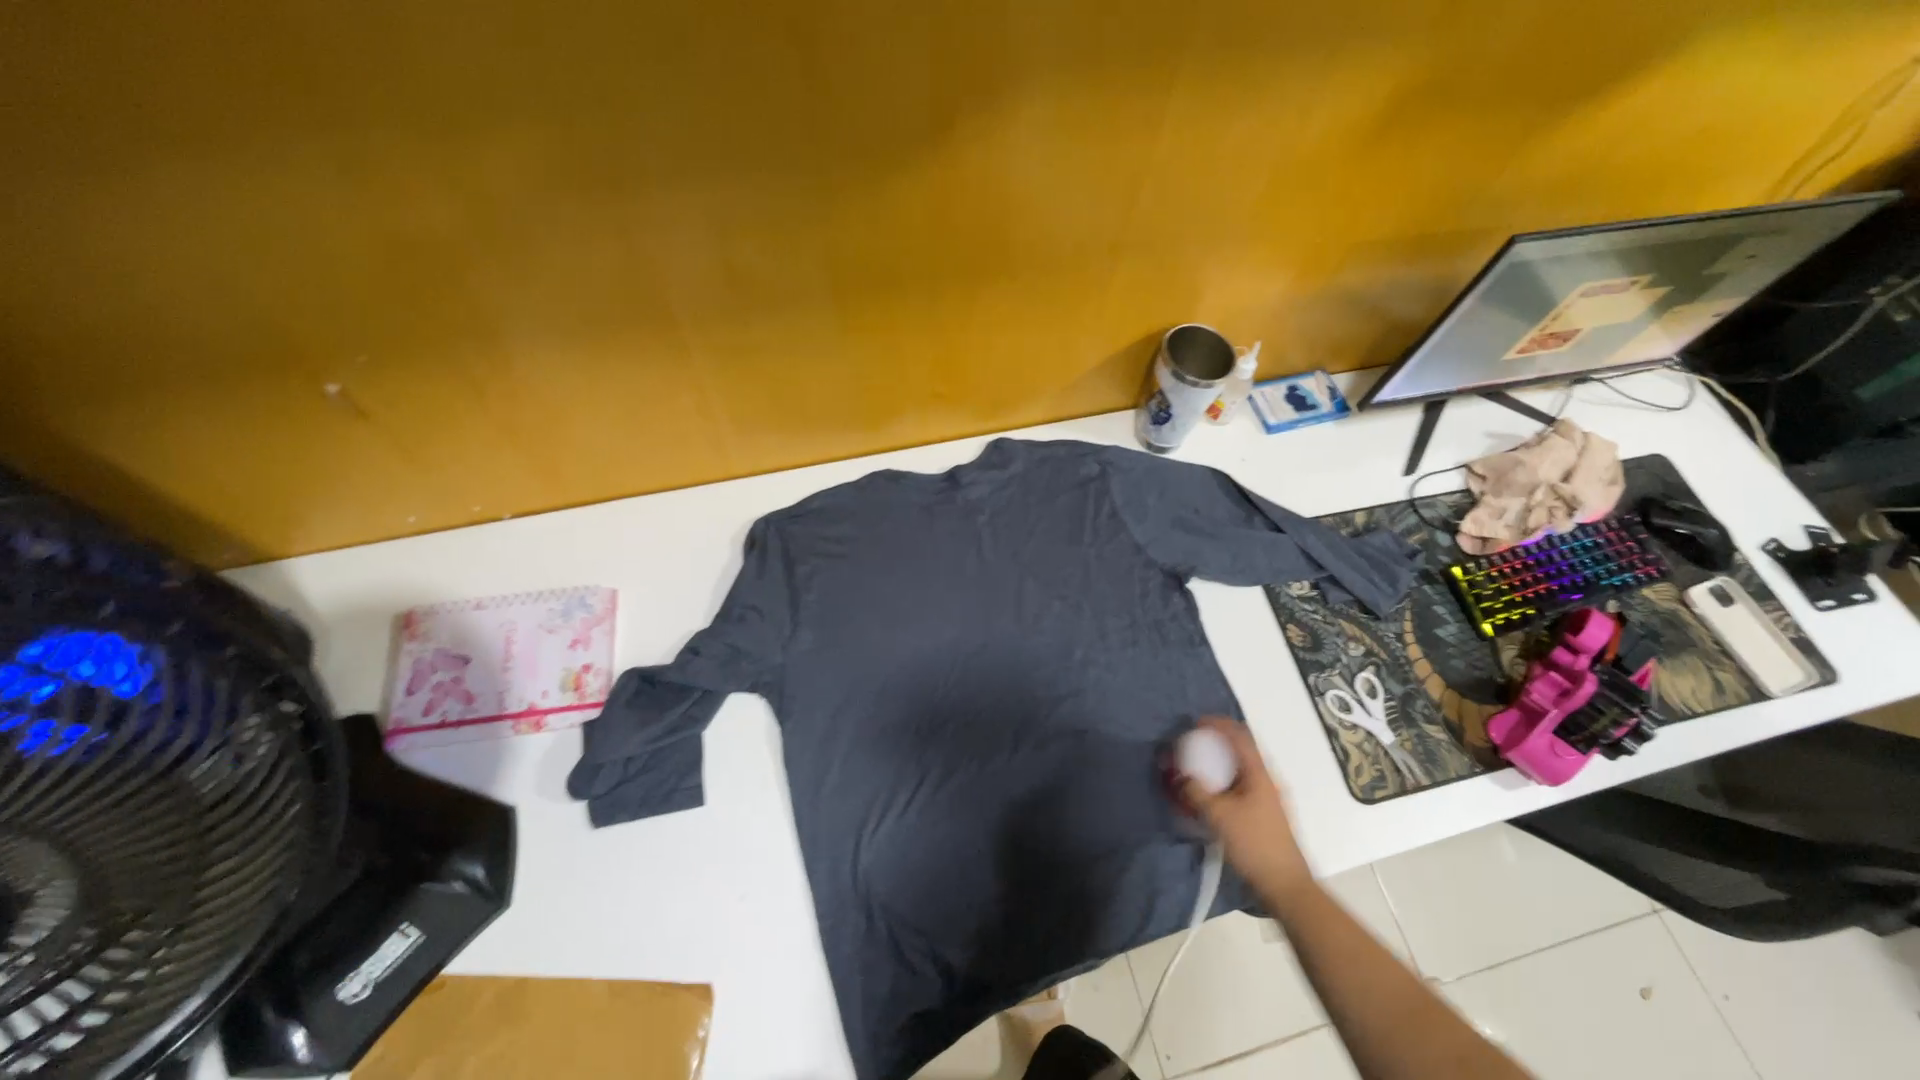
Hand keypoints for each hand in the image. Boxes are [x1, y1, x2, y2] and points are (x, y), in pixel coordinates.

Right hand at [1179, 716, 1312, 903]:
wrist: (1284, 884)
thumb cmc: (1254, 845)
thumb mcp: (1219, 816)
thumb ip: (1196, 791)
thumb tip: (1180, 776)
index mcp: (1260, 774)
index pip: (1239, 736)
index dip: (1218, 725)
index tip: (1195, 723)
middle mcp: (1267, 780)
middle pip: (1240, 751)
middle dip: (1215, 745)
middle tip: (1191, 747)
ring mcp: (1268, 797)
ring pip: (1240, 771)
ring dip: (1218, 766)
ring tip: (1195, 771)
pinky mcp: (1264, 814)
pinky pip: (1240, 787)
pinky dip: (1223, 784)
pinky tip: (1208, 797)